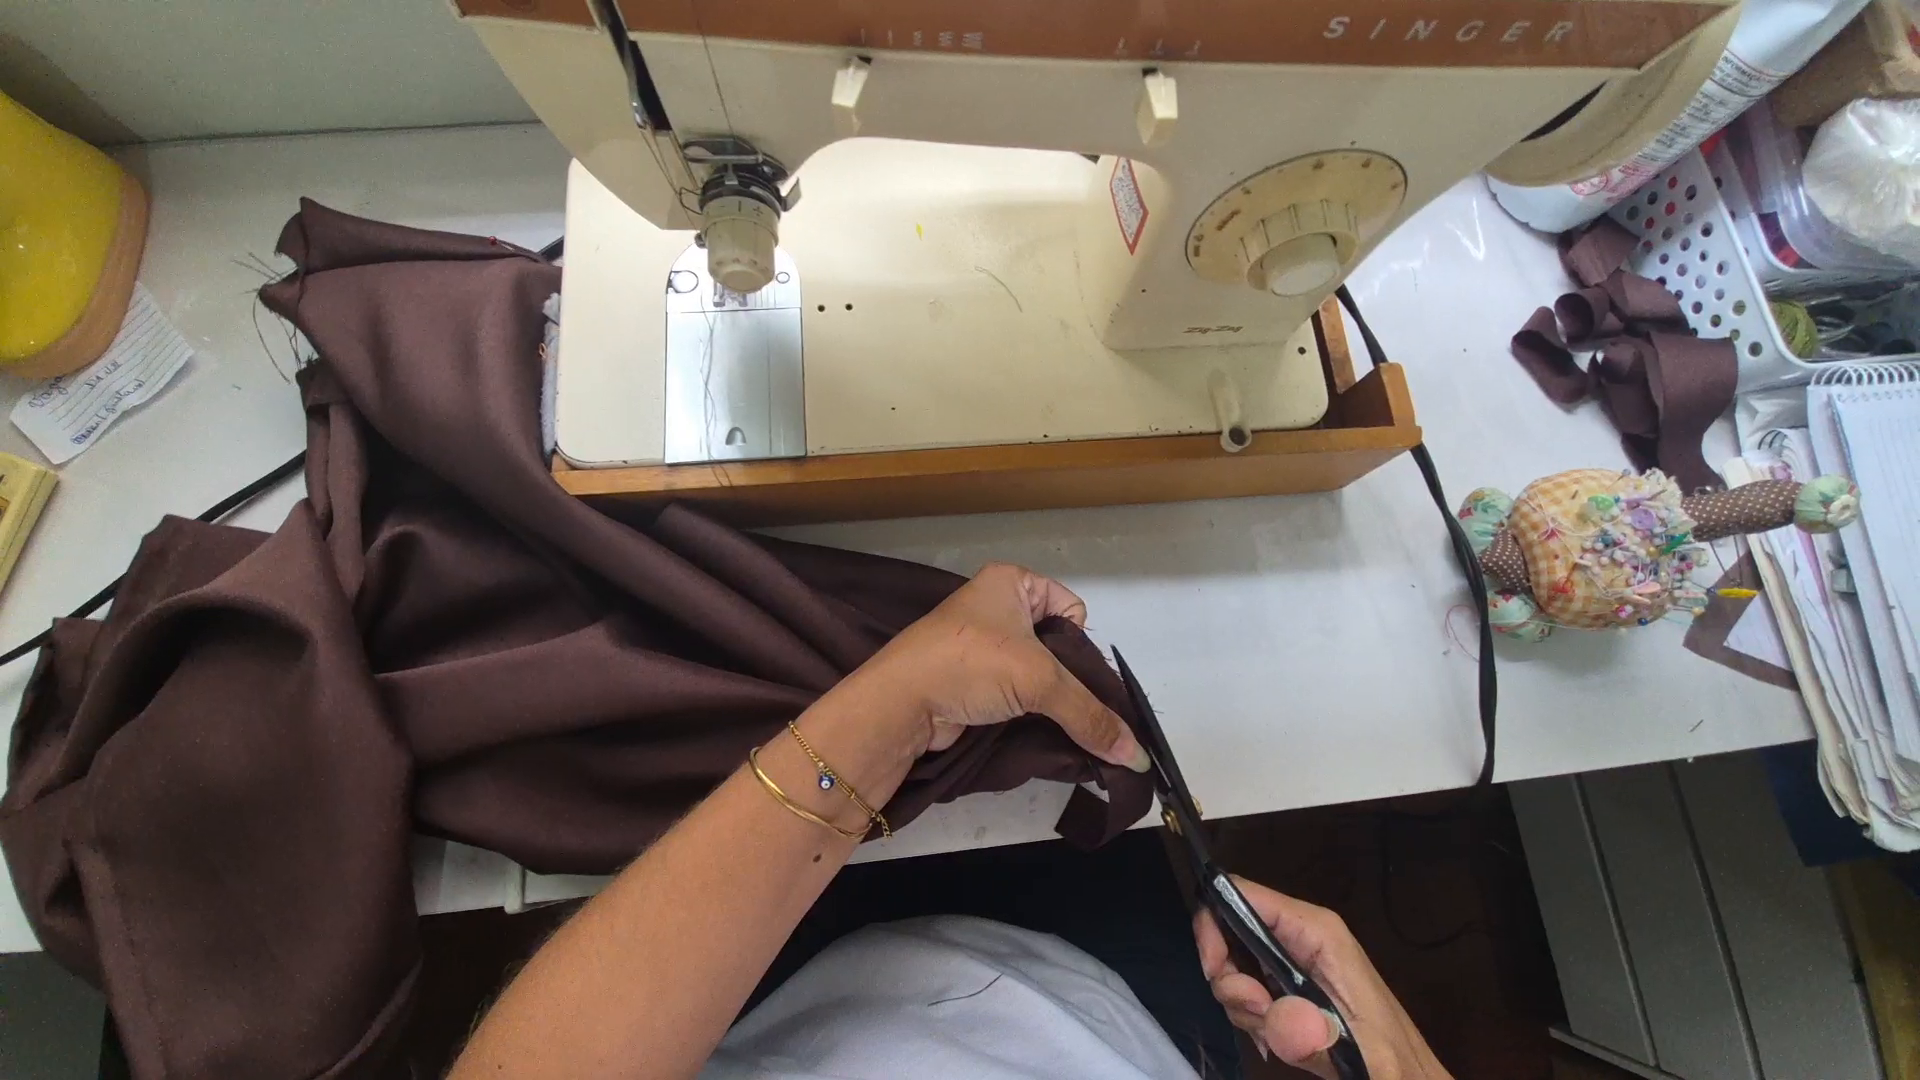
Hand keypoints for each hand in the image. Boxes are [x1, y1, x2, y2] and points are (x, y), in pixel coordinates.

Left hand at [850, 563, 1149, 770]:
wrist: (900, 702)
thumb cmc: (969, 664)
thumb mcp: (1038, 680)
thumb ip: (1090, 714)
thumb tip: (1137, 756)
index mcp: (1012, 582)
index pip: (1072, 609)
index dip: (1080, 645)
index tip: (1072, 675)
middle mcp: (997, 607)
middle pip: (1058, 646)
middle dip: (1071, 680)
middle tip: (1078, 710)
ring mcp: (983, 645)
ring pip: (1039, 673)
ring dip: (1053, 701)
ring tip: (1065, 726)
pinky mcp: (973, 679)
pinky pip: (1018, 692)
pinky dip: (1033, 712)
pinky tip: (1044, 732)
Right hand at [1195, 877, 1451, 1079]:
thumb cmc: (1392, 1061)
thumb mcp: (1357, 1052)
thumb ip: (1311, 1032)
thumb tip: (1270, 1012)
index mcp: (1315, 929)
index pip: (1241, 894)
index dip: (1214, 924)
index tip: (1215, 972)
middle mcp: (1299, 932)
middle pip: (1228, 927)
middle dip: (1228, 974)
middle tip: (1256, 1013)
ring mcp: (1292, 955)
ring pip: (1233, 959)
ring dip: (1240, 1001)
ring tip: (1275, 1034)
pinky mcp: (1288, 978)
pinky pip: (1245, 983)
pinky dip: (1250, 1013)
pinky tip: (1276, 1036)